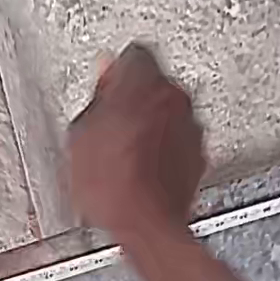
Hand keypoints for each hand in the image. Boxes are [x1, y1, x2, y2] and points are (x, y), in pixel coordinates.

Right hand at [66, 43, 205, 242]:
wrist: (147, 224)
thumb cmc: (116, 186)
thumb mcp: (81, 137)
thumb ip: (95, 102)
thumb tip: (102, 84)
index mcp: (144, 82)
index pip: (131, 56)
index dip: (114, 76)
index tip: (106, 90)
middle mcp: (175, 98)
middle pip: (153, 85)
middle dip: (133, 102)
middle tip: (112, 126)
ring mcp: (191, 128)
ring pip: (168, 114)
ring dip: (150, 127)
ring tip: (125, 155)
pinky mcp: (198, 156)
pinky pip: (177, 142)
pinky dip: (163, 150)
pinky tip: (142, 170)